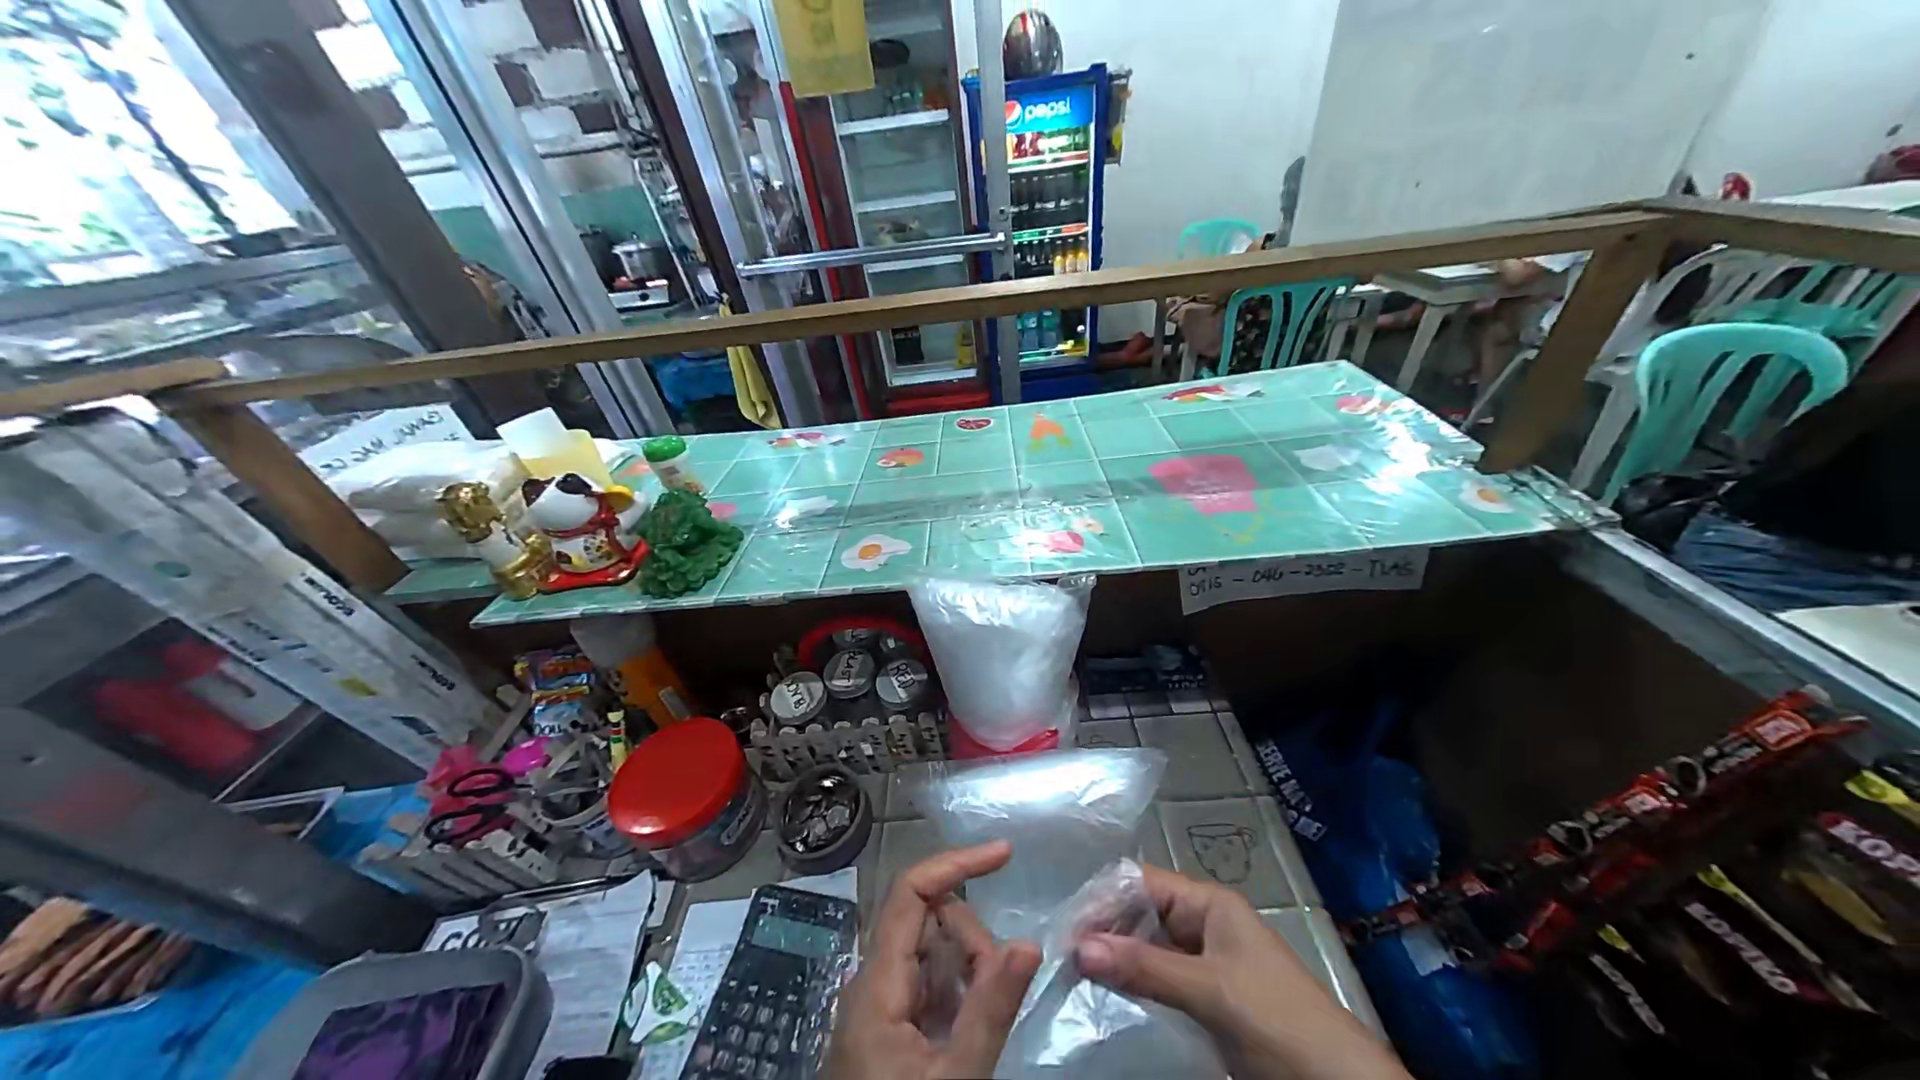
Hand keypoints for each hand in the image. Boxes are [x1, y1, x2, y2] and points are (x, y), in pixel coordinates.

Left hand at [826, 841, 1041, 1079]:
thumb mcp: (953, 1079)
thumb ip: (990, 1011)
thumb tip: (1029, 944)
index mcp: (877, 983)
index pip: (911, 892)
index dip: (956, 863)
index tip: (1005, 854)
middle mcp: (874, 980)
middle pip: (928, 920)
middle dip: (972, 937)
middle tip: (998, 988)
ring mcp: (882, 1003)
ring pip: (933, 951)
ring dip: (970, 968)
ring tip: (984, 1017)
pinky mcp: (890, 1025)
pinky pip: (930, 985)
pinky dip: (959, 992)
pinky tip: (970, 1029)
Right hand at [1074, 865, 1406, 1079]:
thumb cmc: (1279, 1021)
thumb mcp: (1211, 991)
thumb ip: (1145, 967)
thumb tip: (1076, 948)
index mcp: (1209, 904)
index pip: (1141, 882)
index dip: (1103, 900)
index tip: (1065, 929)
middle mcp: (1203, 924)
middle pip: (1139, 914)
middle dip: (1103, 931)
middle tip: (1061, 958)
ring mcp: (1204, 963)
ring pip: (1145, 950)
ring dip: (1114, 961)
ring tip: (1073, 978)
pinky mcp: (1204, 1000)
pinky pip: (1157, 982)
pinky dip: (1132, 987)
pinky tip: (1106, 1000)